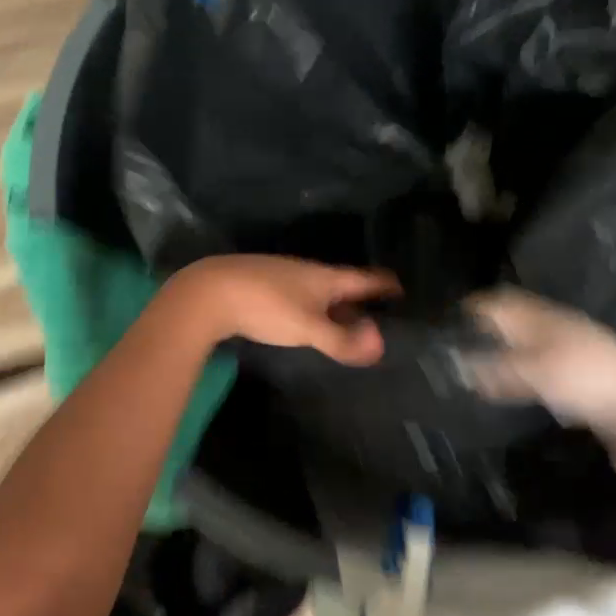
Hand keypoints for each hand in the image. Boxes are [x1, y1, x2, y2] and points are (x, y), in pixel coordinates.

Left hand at [151, 256, 397, 365]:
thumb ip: (342, 339)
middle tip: (383, 317)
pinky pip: (300, 298)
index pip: (366, 277)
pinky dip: (314, 311)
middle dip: (362, 299)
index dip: (388, 284)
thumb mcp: (308, 327)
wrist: (207, 293)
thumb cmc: (265, 306)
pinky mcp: (261, 286)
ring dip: (337, 307)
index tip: (407, 291)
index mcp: (325, 276)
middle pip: (343, 285)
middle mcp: (307, 271)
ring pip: (319, 292)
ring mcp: (282, 277)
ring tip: (351, 325)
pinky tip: (309, 324)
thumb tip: (381, 344)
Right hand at [462, 289, 615, 491]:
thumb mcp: (536, 374)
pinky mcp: (572, 365)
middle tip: (455, 351)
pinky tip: (511, 384)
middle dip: (481, 330)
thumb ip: (496, 371)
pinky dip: (517, 365)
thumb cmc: (586, 377)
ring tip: (476, 369)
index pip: (493, 302)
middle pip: (505, 318)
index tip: (445, 327)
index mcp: (534, 315)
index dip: (469, 310)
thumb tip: (458, 367)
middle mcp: (546, 321)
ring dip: (499, 349)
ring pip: (520, 338)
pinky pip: (534, 357)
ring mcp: (562, 341)